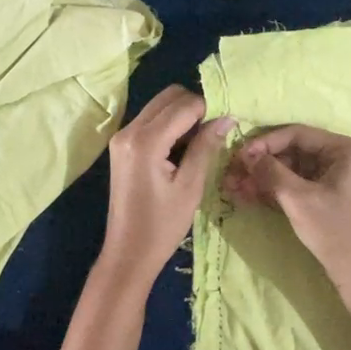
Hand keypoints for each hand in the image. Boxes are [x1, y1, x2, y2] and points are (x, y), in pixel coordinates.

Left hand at [103, 86, 232, 278]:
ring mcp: (121, 137)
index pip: (183, 105)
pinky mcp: (121, 146)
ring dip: (182, 115)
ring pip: (158, 106)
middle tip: (215, 130)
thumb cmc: (162, 226)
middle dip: (194, 107)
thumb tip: (227, 117)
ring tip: (202, 141)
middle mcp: (128, 131)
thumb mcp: (191, 186)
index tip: (229, 122)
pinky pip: (149, 121)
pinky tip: (183, 148)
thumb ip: (206, 146)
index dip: (210, 109)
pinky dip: (169, 125)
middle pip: (168, 97)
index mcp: (145, 141)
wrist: (129, 252)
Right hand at [222, 125, 350, 298]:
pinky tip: (249, 197)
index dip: (265, 143)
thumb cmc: (335, 231)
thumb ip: (270, 171)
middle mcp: (345, 158)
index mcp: (346, 149)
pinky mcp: (330, 199)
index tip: (239, 156)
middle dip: (262, 165)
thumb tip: (247, 155)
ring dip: (264, 180)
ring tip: (235, 189)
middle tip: (233, 176)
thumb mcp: (298, 198)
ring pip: (293, 172)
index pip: (297, 134)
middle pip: (294, 152)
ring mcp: (338, 180)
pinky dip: (276, 192)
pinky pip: (299, 187)